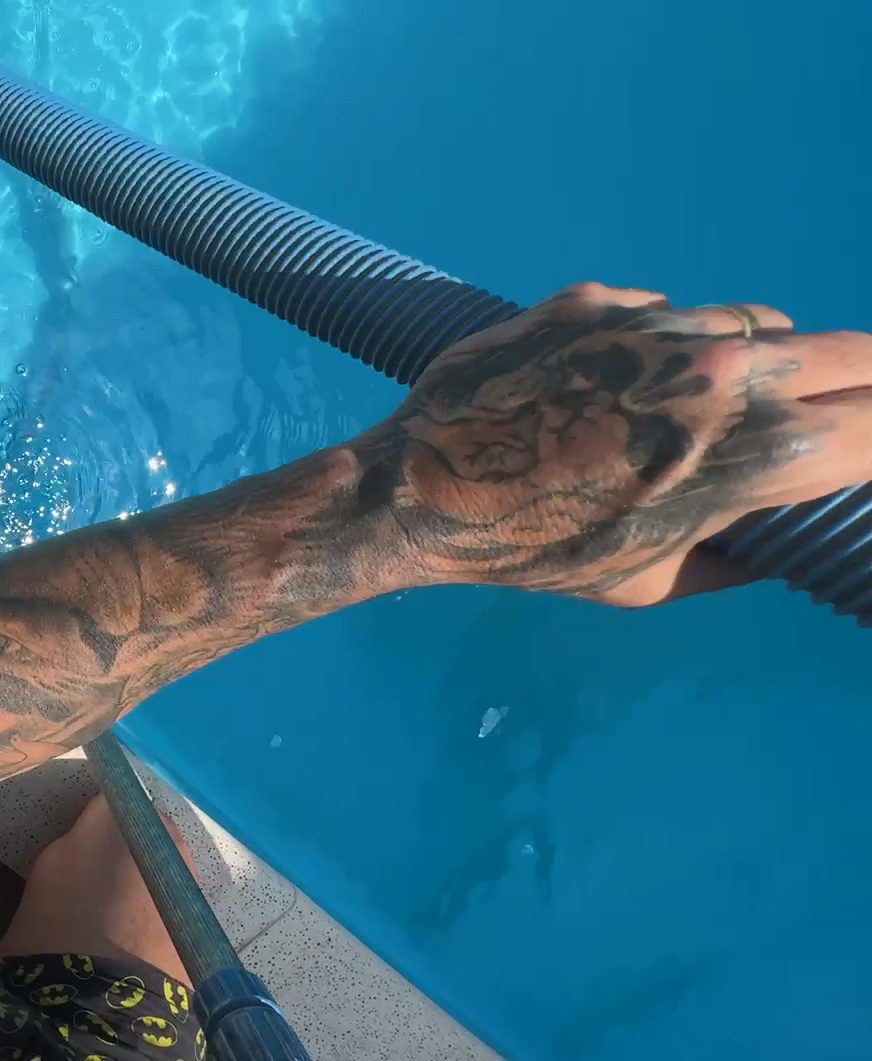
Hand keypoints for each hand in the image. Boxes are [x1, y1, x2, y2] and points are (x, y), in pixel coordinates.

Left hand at [366, 283, 871, 605]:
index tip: (852, 447)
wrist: (407, 493)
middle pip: (849, 354)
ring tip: (663, 404)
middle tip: (782, 417)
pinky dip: (645, 341)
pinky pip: (656, 311)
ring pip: (749, 324)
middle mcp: (724, 369)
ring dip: (734, 361)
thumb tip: (784, 536)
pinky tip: (590, 380)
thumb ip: (741, 554)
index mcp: (760, 449)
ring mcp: (651, 324)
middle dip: (837, 387)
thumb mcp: (646, 583)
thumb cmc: (521, 549)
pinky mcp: (586, 302)